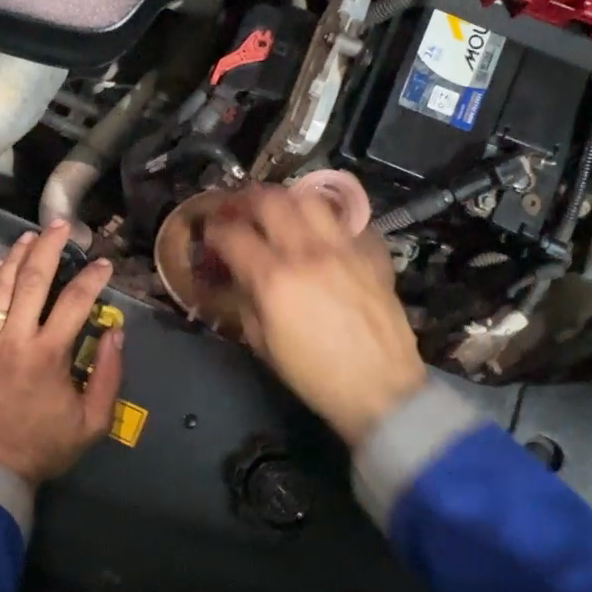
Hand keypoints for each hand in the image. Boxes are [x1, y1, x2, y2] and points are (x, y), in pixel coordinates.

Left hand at [0, 220, 124, 483]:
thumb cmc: (44, 447)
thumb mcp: (93, 422)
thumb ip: (110, 375)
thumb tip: (115, 332)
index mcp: (48, 355)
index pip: (75, 301)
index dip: (93, 278)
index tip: (104, 264)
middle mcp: (14, 338)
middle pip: (32, 279)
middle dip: (49, 247)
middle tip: (62, 225)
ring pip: (0, 285)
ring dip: (16, 256)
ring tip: (30, 235)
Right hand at [204, 186, 425, 442]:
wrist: (380, 391)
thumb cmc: (314, 375)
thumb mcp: (261, 342)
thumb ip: (245, 299)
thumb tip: (239, 275)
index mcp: (273, 277)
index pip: (232, 234)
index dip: (214, 229)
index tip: (210, 234)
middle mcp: (307, 252)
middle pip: (270, 200)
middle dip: (247, 201)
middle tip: (240, 212)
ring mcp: (344, 249)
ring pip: (310, 200)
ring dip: (288, 202)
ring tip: (281, 214)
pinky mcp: (372, 255)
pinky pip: (347, 222)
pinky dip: (328, 222)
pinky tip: (322, 236)